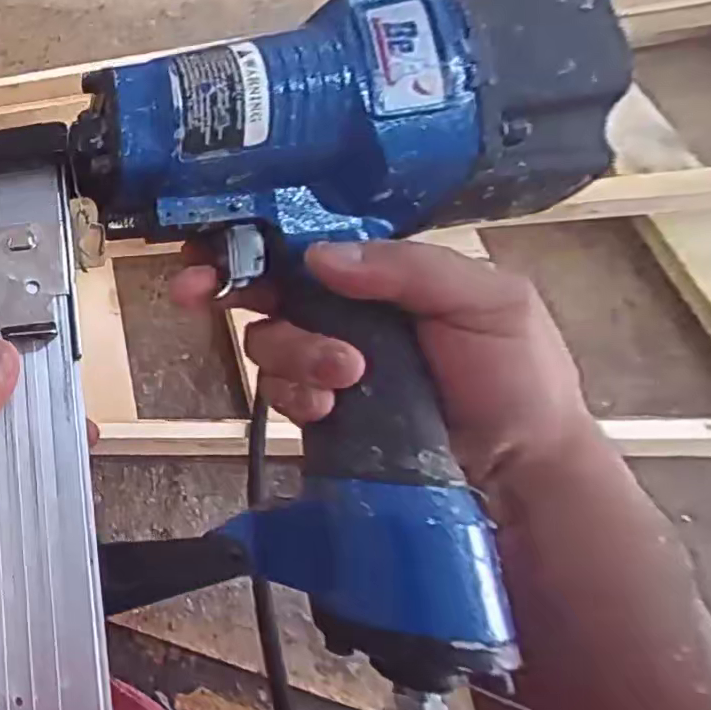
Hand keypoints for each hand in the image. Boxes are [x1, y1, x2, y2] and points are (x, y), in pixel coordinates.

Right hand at [171, 240, 597, 483]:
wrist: (517, 470)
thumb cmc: (514, 373)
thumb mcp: (487, 301)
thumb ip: (410, 268)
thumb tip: (319, 256)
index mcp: (374, 271)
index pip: (302, 242)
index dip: (250, 239)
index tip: (207, 246)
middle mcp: (337, 308)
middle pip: (261, 286)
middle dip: (222, 286)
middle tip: (193, 291)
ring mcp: (321, 358)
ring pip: (265, 341)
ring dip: (292, 354)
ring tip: (344, 374)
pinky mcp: (315, 403)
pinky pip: (277, 391)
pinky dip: (295, 396)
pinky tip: (327, 408)